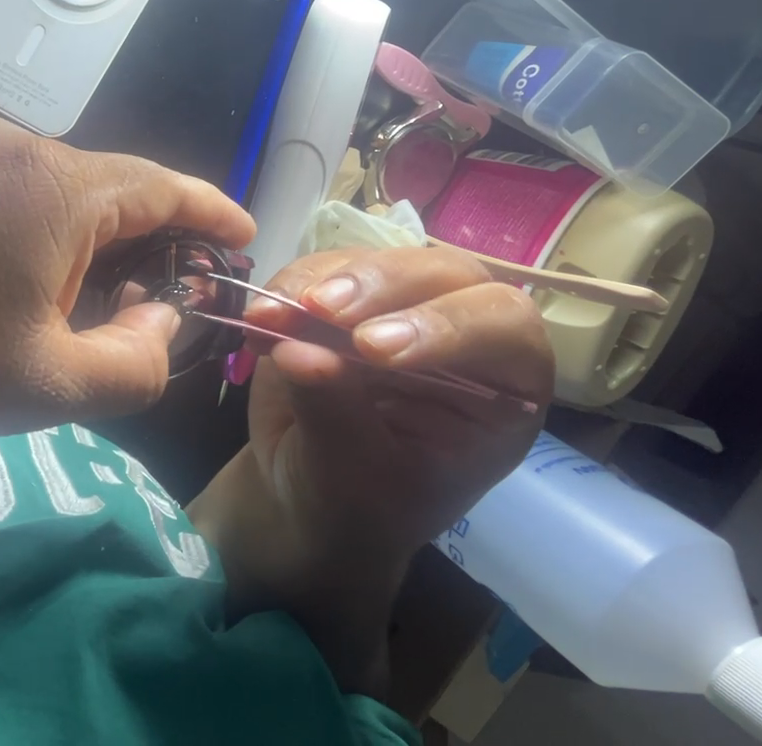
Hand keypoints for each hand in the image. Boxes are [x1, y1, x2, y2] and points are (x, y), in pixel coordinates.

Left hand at [0, 117, 253, 442]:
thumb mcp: (49, 384)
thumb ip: (137, 357)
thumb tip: (163, 316)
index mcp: (55, 186)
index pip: (164, 187)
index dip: (211, 214)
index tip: (243, 240)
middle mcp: (17, 147)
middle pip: (115, 188)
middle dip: (152, 243)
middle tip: (169, 301)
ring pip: (66, 192)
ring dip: (96, 242)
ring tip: (99, 306)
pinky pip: (18, 192)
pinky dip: (49, 231)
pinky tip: (40, 281)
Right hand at [231, 247, 552, 580]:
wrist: (305, 492)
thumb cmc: (357, 502)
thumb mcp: (356, 475)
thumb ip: (335, 413)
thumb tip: (296, 351)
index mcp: (501, 387)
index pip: (503, 327)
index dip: (446, 325)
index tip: (373, 350)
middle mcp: (457, 334)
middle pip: (442, 273)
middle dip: (378, 284)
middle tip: (318, 309)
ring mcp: (393, 309)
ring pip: (372, 260)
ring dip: (315, 281)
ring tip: (266, 318)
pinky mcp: (336, 301)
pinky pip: (315, 271)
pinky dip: (282, 289)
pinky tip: (257, 322)